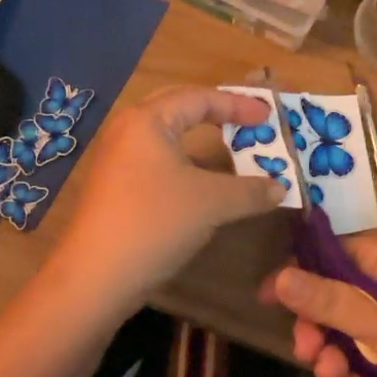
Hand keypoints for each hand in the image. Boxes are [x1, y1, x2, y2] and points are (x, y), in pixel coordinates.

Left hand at [52, 86, 284, 302]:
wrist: (95, 278)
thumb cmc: (154, 223)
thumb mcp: (211, 203)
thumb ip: (250, 191)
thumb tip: (280, 188)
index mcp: (147, 120)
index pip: (199, 98)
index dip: (238, 105)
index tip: (268, 116)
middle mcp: (128, 130)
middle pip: (178, 108)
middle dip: (216, 113)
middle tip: (248, 121)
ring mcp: (117, 159)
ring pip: (166, 137)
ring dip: (200, 140)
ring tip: (230, 148)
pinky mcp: (114, 187)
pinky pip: (157, 161)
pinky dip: (186, 164)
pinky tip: (203, 184)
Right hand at [261, 236, 376, 376]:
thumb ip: (327, 301)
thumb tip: (277, 277)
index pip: (328, 256)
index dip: (297, 273)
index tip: (266, 295)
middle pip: (326, 303)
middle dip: (313, 328)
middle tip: (308, 349)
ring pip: (335, 342)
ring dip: (329, 360)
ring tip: (337, 376)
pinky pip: (352, 373)